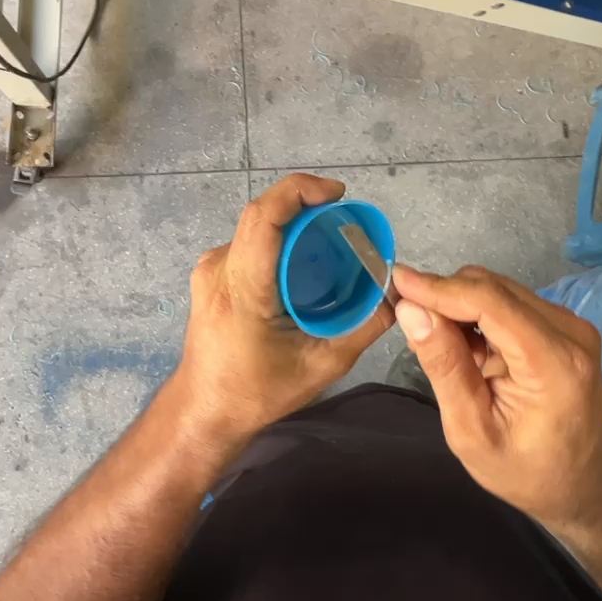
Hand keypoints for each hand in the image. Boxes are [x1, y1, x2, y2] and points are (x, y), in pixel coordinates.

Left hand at [169, 173, 394, 440]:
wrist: (204, 410)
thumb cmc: (258, 391)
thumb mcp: (321, 366)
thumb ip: (363, 328)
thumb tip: (396, 295)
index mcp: (243, 287)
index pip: (264, 217)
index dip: (299, 191)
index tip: (337, 194)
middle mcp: (220, 267)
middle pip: (262, 215)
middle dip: (306, 204)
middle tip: (344, 220)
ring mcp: (210, 267)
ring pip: (256, 226)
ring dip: (293, 224)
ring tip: (328, 240)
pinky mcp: (211, 273)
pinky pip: (249, 241)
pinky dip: (278, 240)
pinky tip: (302, 261)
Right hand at [391, 264, 601, 530]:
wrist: (580, 486)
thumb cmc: (525, 471)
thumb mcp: (471, 431)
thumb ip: (444, 366)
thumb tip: (409, 309)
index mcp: (553, 363)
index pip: (489, 302)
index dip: (439, 288)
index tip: (396, 281)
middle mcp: (569, 332)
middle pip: (492, 289)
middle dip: (444, 297)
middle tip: (410, 325)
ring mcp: (570, 324)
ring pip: (497, 289)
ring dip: (459, 307)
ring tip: (439, 346)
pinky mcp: (563, 324)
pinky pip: (508, 301)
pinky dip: (477, 315)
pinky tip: (465, 347)